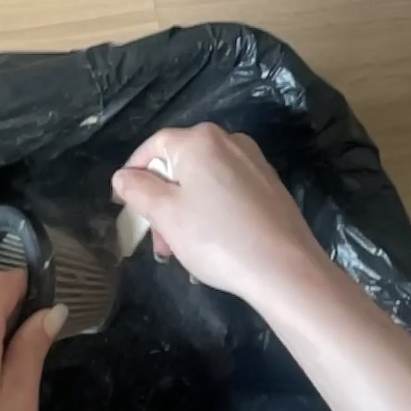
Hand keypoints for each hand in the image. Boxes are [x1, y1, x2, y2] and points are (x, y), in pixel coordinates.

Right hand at [111, 124, 328, 302]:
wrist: (286, 270)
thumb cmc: (217, 237)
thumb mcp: (165, 214)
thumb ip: (137, 189)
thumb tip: (123, 176)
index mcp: (200, 140)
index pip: (154, 146)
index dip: (134, 173)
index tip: (124, 205)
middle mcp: (229, 141)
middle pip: (180, 165)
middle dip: (162, 201)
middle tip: (158, 241)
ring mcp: (254, 163)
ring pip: (204, 182)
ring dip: (185, 212)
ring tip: (182, 252)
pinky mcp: (270, 187)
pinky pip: (227, 193)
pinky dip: (212, 213)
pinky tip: (212, 246)